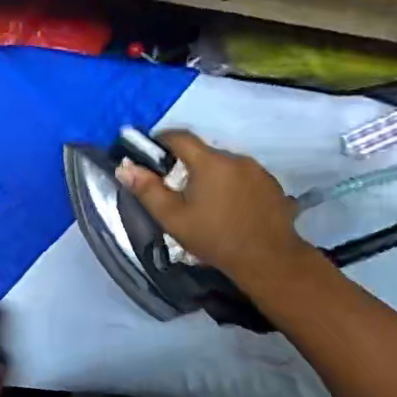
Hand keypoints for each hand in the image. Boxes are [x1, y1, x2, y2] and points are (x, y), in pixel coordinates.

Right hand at [115, 130, 314, 289]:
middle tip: (175, 190)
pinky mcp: (272, 186)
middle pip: (204, 153)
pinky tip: (229, 210)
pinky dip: (232, 187)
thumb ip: (148, 190)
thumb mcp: (173, 218)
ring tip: (204, 204)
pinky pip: (244, 179)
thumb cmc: (214, 238)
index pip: (180, 137)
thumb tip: (124, 167)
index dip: (161, 140)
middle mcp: (236, 158)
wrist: (268, 259)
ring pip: (225, 166)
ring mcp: (258, 171)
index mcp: (209, 162)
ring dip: (211, 177)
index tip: (149, 153)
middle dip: (187, 165)